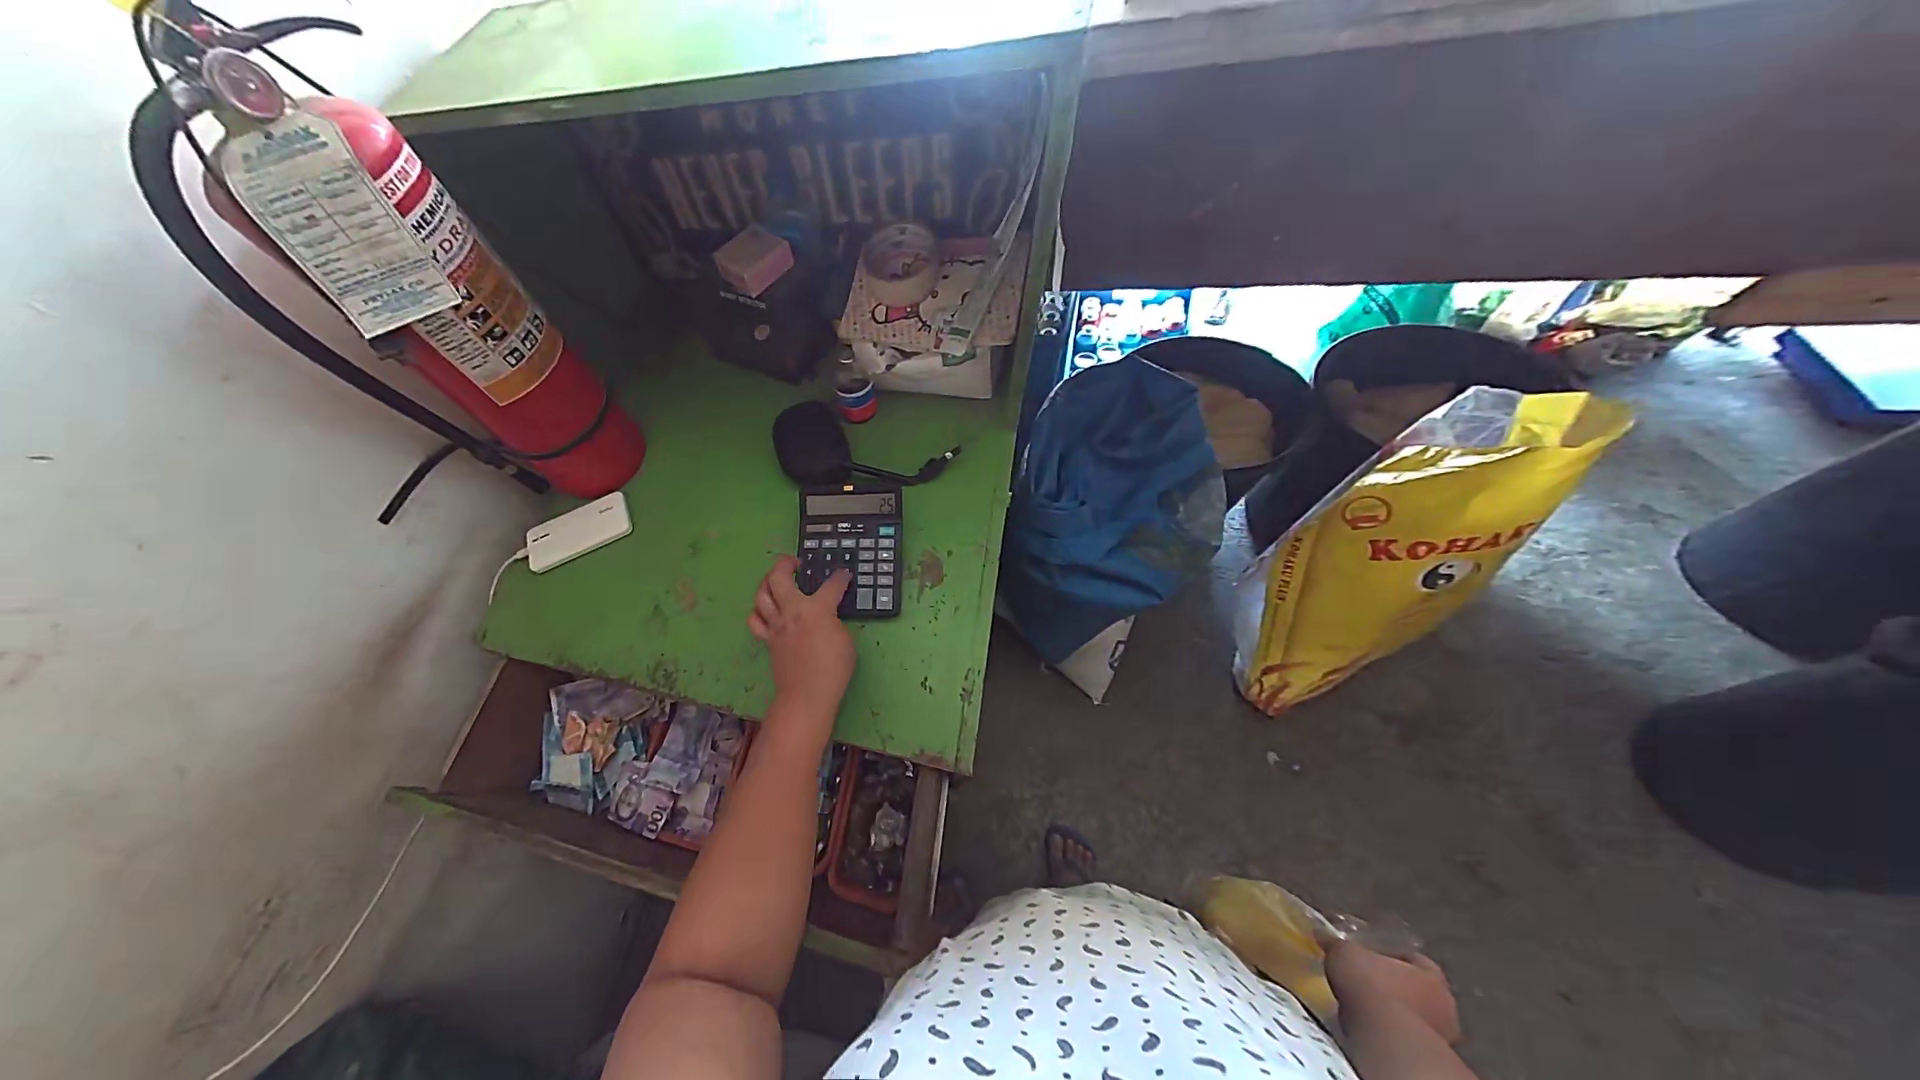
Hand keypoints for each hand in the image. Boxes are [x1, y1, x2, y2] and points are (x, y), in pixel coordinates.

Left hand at [747, 555, 854, 718]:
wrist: (807, 694)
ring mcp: (776, 625)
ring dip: (767, 582)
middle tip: (794, 562)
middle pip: (778, 577)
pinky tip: (766, 610)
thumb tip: (827, 617)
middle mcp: (792, 611)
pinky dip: (758, 610)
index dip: (840, 578)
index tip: (844, 575)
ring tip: (775, 580)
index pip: (831, 585)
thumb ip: (834, 621)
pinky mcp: (768, 639)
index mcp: (817, 609)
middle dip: (785, 564)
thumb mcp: (845, 639)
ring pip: (761, 594)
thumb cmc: (833, 668)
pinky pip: (755, 619)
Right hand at [1324, 939, 1460, 1044]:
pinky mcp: (1426, 1055)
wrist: (1386, 1038)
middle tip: (1367, 983)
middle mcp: (1444, 1005)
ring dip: (1393, 1012)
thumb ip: (1335, 944)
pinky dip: (1390, 1031)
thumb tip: (1321, 934)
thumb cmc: (1371, 986)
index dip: (1392, 957)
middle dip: (1395, 987)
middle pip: (1417, 989)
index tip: (1370, 957)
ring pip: (1414, 1016)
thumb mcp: (1344, 954)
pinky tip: (1367, 1028)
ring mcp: (1439, 1035)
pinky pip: (1405, 1036)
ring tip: (1362, 1008)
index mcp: (1431, 975)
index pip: (1415, 959)